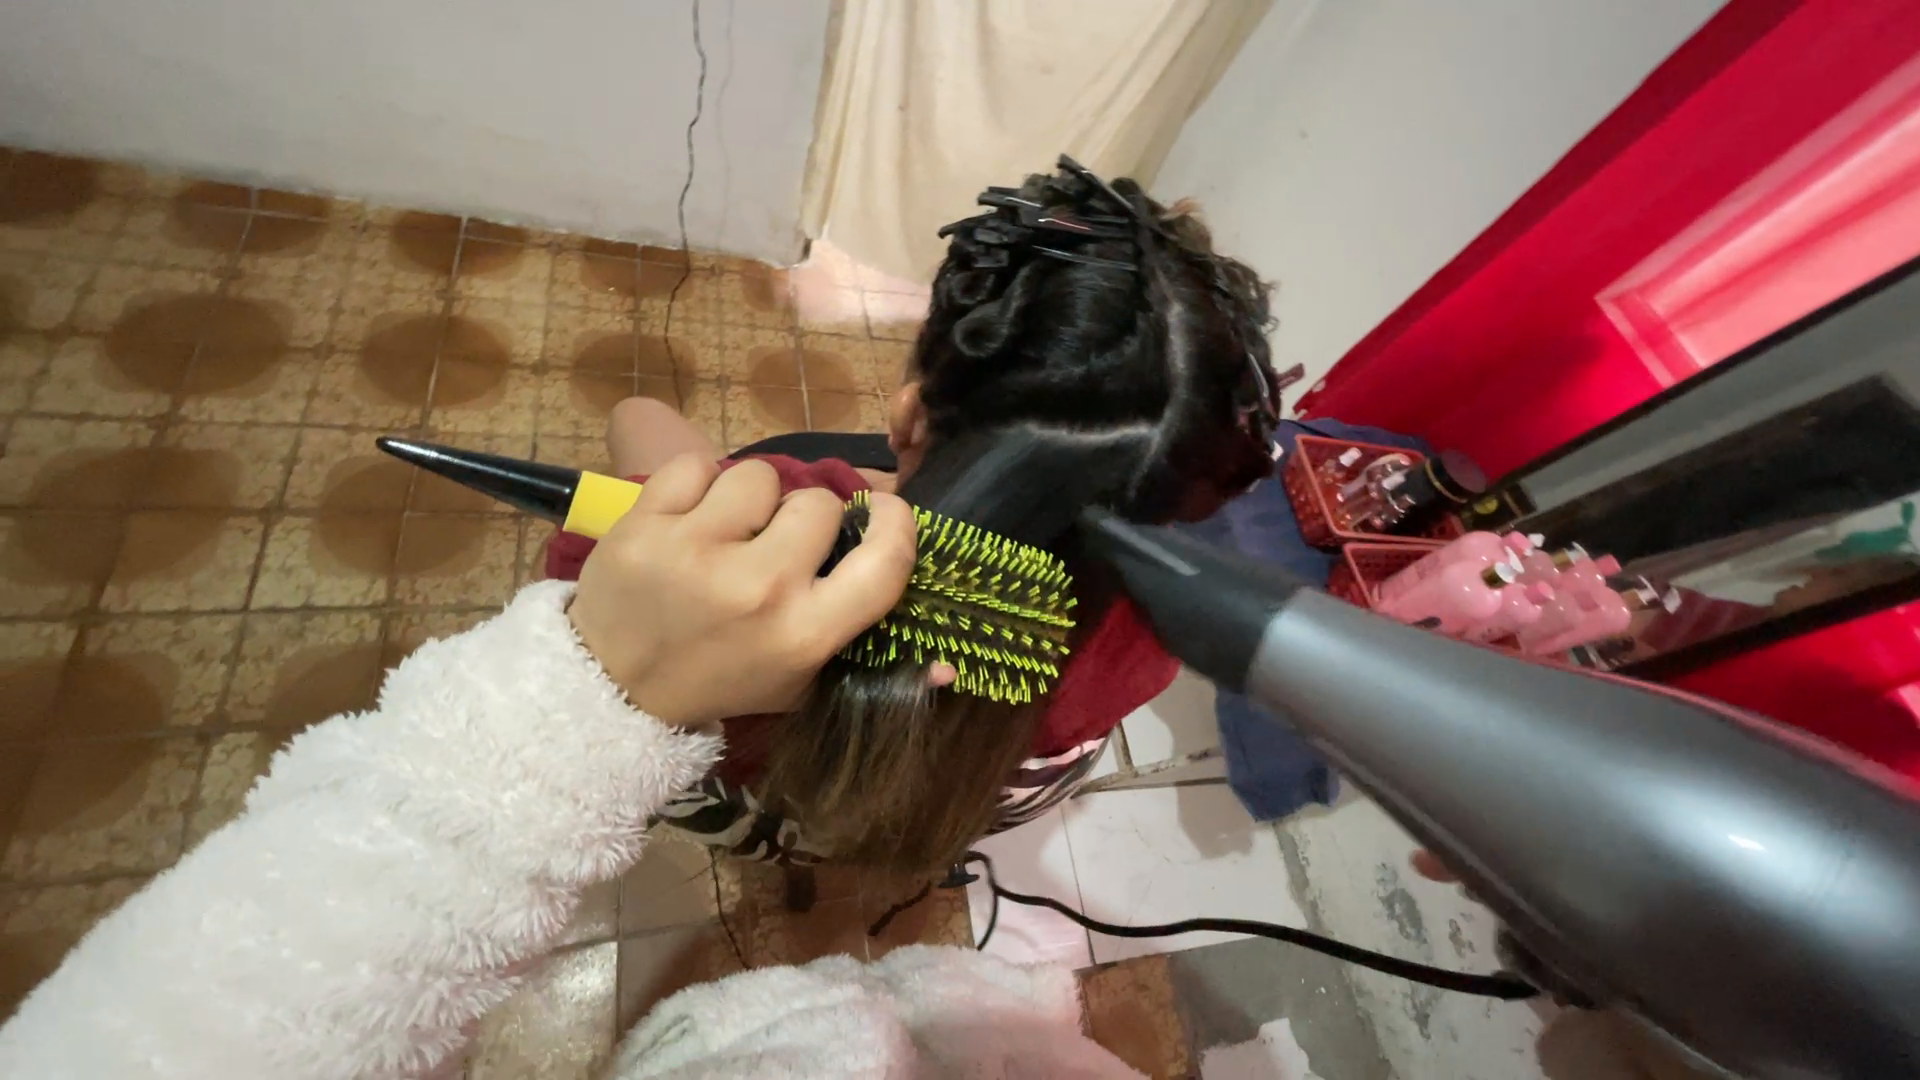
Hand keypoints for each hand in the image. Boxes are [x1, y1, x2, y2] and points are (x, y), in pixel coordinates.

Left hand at [569, 454, 917, 726]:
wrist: (611, 690)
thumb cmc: (724, 680)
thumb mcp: (802, 686)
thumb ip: (870, 660)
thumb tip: (951, 666)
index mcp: (806, 634)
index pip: (885, 559)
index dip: (896, 522)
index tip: (884, 510)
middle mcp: (761, 589)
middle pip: (820, 503)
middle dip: (807, 518)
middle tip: (778, 544)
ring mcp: (698, 553)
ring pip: (761, 476)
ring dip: (753, 499)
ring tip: (728, 533)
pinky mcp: (644, 526)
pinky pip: (699, 465)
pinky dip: (699, 485)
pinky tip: (689, 518)